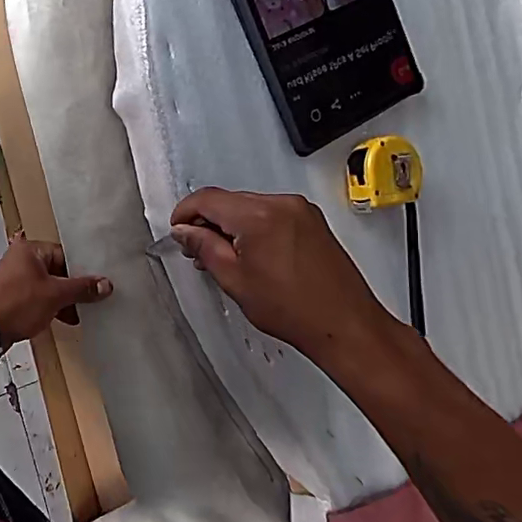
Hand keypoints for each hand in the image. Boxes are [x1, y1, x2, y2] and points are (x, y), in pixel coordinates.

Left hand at [0, 233, 112, 343]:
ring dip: (63, 299)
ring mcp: (15, 279)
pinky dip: (51, 306)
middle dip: (73, 287)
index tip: (95, 283)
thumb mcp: (56, 295)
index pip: (64, 254)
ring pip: (48, 286)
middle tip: (89, 298)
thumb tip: (104, 284)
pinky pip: (39, 297)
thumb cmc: (16, 305)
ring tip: (79, 311)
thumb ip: (82, 288)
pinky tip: (65, 318)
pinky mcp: (14, 297)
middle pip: (57, 270)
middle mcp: (21, 260)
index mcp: (29, 250)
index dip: (81, 270)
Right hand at [170, 188, 398, 360]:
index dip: (186, 213)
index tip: (179, 228)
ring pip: (250, 206)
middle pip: (230, 200)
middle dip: (209, 222)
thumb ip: (205, 249)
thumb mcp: (235, 281)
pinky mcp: (312, 220)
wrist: (343, 323)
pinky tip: (252, 256)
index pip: (208, 199)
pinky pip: (272, 213)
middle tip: (198, 250)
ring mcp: (300, 210)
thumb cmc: (298, 310)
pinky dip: (255, 228)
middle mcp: (282, 204)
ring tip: (227, 259)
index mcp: (259, 216)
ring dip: (232, 226)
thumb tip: (187, 232)